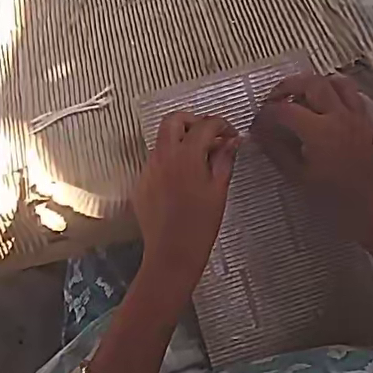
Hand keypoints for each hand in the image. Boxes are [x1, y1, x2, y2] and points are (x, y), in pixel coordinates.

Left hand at [134, 112, 238, 291]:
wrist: (172, 252)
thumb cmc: (199, 225)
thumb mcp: (218, 189)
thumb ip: (224, 159)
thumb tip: (231, 142)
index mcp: (186, 156)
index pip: (205, 125)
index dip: (221, 125)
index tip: (230, 135)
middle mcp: (162, 157)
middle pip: (174, 120)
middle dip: (193, 122)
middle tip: (210, 136)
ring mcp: (148, 169)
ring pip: (162, 141)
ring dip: (180, 142)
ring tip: (199, 161)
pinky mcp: (141, 183)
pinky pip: (155, 162)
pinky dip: (170, 162)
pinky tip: (183, 180)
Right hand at [254, 74, 372, 235]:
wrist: (368, 205)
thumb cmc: (333, 197)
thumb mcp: (298, 176)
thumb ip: (277, 150)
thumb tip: (261, 134)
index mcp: (318, 131)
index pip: (284, 110)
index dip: (266, 114)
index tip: (258, 123)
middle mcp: (338, 117)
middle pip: (311, 83)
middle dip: (287, 86)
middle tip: (273, 99)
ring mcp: (355, 116)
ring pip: (336, 81)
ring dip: (315, 83)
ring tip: (301, 94)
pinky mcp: (365, 122)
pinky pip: (354, 95)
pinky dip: (338, 91)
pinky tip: (328, 102)